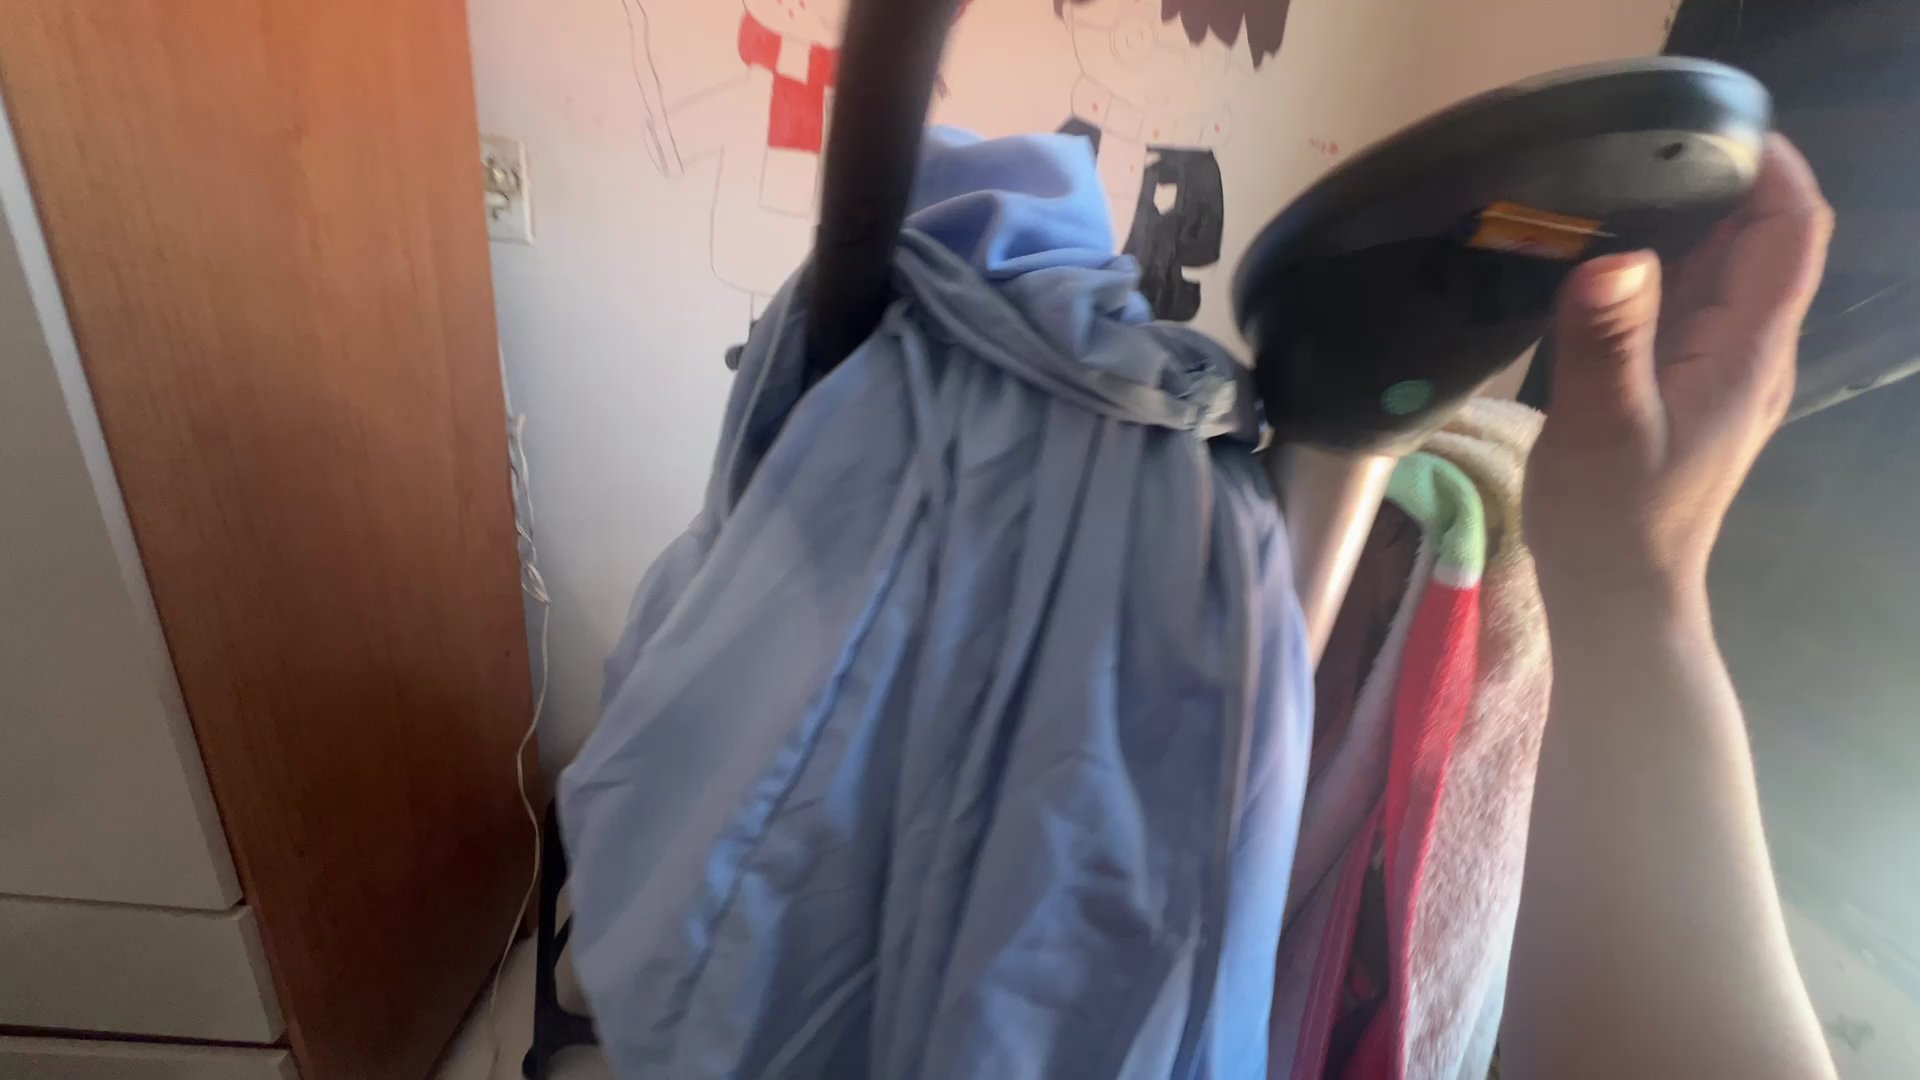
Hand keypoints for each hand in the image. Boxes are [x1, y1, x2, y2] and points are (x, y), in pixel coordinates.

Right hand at [1524, 135, 1832, 610]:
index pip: (1787, 233)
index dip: (1768, 172)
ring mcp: (1718, 381)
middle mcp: (1748, 356)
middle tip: (1635, 164)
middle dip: (1722, 195)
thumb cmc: (1612, 512)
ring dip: (1690, 240)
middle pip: (1762, 252)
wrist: (1618, 585)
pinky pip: (1691, 322)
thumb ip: (1607, 343)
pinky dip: (1665, 287)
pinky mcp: (1684, 400)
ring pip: (1724, 287)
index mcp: (1744, 350)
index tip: (1710, 129)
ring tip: (1614, 212)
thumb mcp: (1600, 426)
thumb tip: (1614, 257)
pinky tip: (1609, 290)